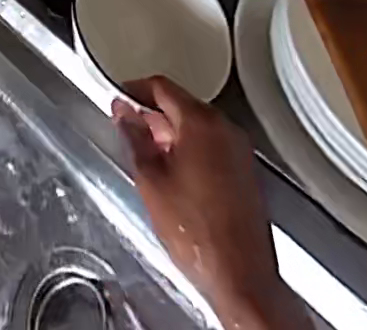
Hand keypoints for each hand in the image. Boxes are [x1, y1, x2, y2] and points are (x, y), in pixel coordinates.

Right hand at [114, 77, 306, 328]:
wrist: (241, 279)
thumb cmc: (195, 231)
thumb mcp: (150, 178)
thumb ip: (134, 135)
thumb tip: (123, 109)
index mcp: (200, 123)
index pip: (162, 87)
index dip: (135, 89)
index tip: (119, 99)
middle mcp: (225, 129)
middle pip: (181, 103)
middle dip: (153, 113)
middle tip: (130, 130)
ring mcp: (240, 150)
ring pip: (197, 124)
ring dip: (172, 132)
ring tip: (150, 157)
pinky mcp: (246, 171)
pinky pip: (213, 144)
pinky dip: (192, 148)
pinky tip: (176, 174)